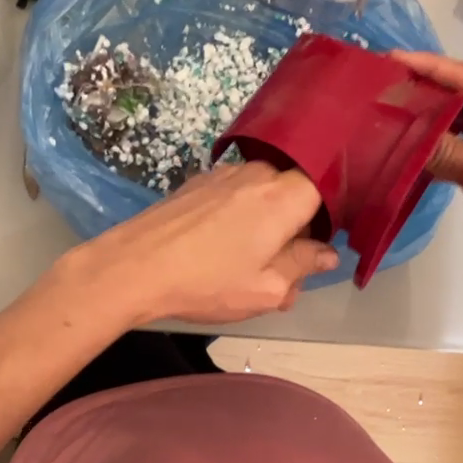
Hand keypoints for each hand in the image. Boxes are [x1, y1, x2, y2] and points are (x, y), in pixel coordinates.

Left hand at [52, 162, 338, 327]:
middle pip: (293, 192)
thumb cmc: (207, 283)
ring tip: (247, 267)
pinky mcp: (198, 182)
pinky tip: (219, 250)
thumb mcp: (266, 289)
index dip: (327, 219)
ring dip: (265, 225)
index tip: (318, 248)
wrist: (134, 267)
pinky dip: (238, 218)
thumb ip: (302, 266)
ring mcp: (224, 173)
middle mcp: (258, 174)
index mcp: (284, 196)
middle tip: (282, 272)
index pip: (326, 190)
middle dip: (295, 228)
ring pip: (262, 194)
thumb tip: (327, 253)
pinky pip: (235, 195)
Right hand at [394, 52, 462, 286]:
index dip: (431, 66)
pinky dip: (433, 134)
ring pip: (457, 112)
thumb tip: (404, 132)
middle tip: (382, 79)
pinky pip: (458, 135)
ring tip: (387, 101)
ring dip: (426, 109)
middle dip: (424, 84)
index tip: (391, 59)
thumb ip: (447, 150)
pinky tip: (406, 132)